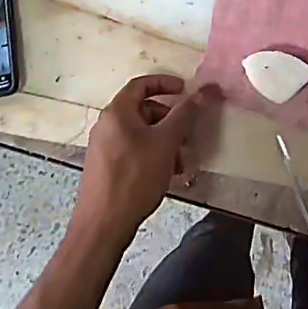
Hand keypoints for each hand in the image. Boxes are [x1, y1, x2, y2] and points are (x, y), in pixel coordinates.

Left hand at [72, 75, 219, 241]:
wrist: (102, 225)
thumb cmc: (134, 177)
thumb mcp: (166, 142)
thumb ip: (186, 114)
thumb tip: (205, 91)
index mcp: (117, 112)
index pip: (141, 84)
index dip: (165, 83)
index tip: (186, 89)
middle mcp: (107, 125)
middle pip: (143, 110)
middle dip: (170, 120)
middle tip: (188, 135)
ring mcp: (104, 147)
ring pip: (141, 133)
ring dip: (165, 141)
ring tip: (181, 163)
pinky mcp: (106, 167)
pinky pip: (133, 150)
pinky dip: (152, 154)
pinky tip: (167, 174)